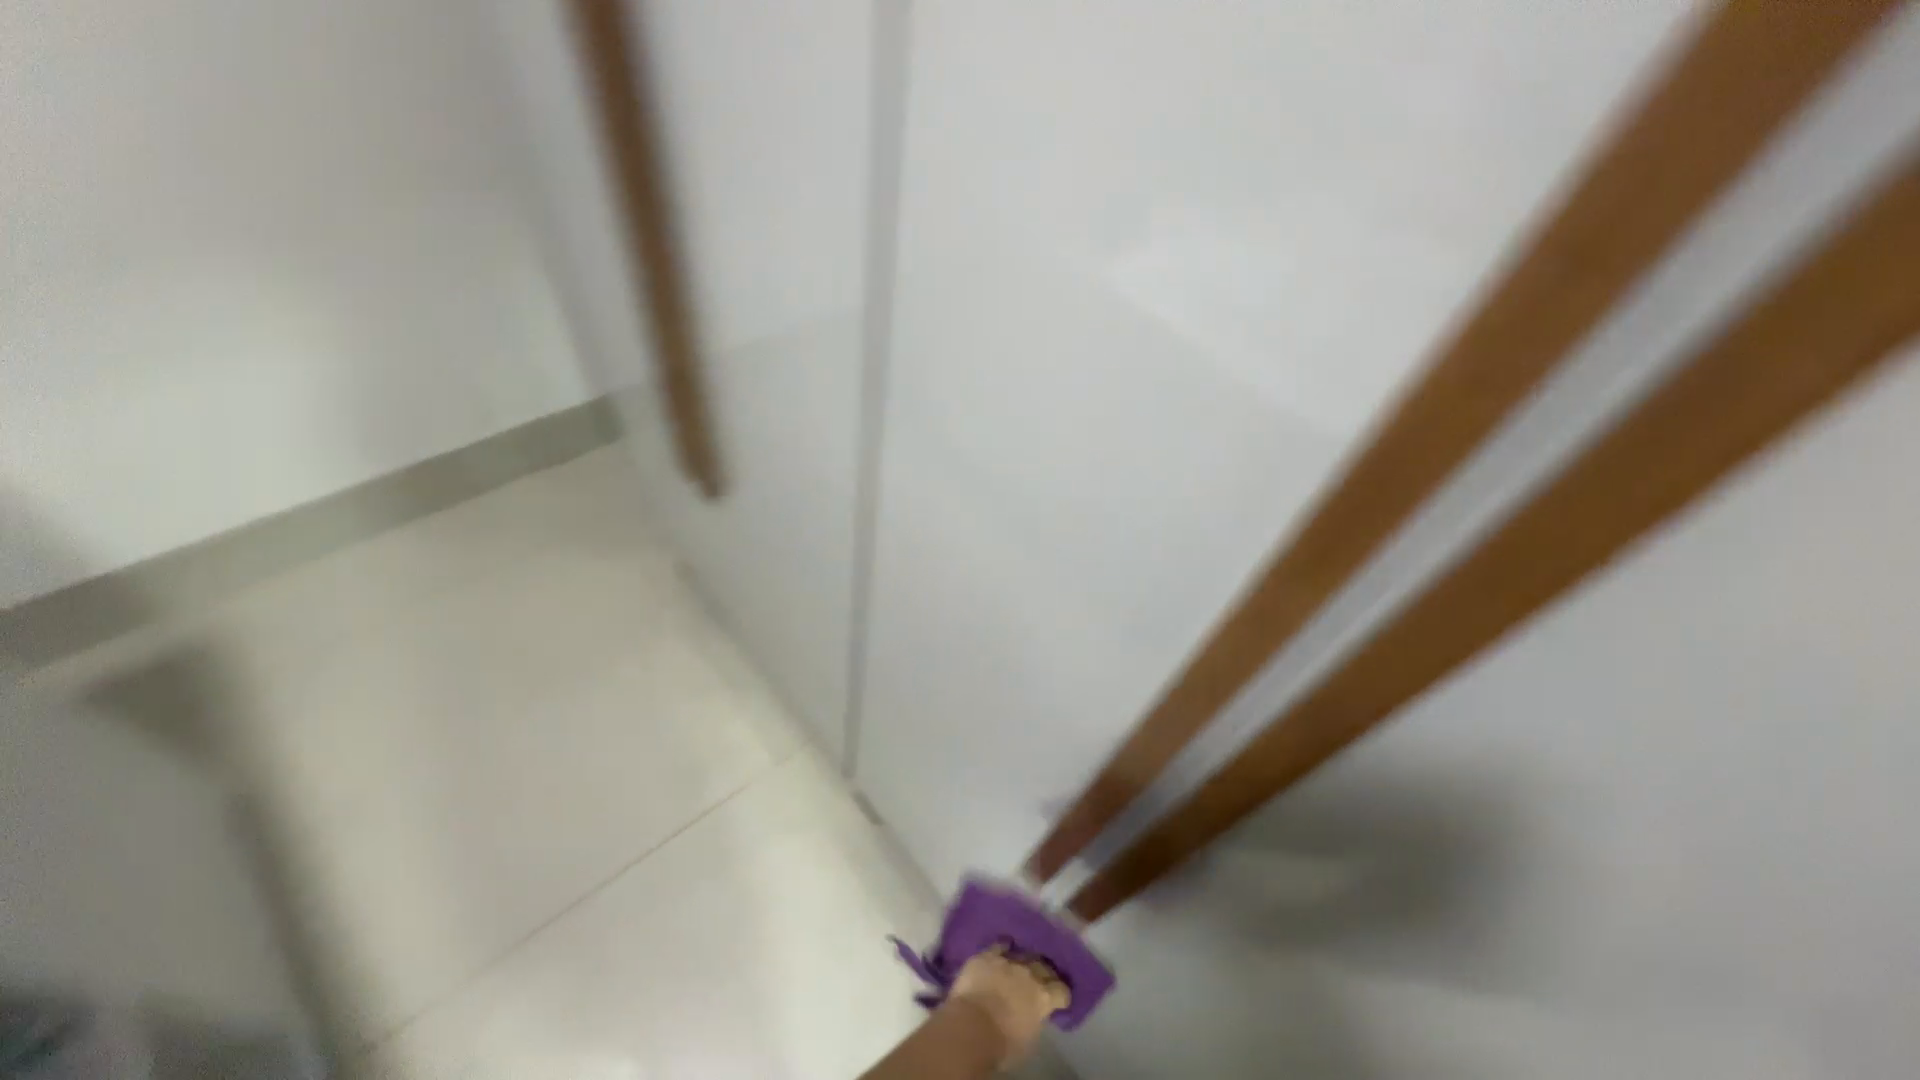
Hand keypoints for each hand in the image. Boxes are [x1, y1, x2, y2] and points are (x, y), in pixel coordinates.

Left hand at [948, 946, 1071, 1065]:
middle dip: (1046, 974)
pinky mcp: (988, 956)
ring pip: (1024, 954)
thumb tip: (1033, 1014)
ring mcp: (1009, 962)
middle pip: (1045, 968)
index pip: (1062, 991)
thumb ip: (1035, 1020)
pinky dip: (1003, 949)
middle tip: (1042, 980)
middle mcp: (1030, 974)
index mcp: (1044, 997)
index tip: (1059, 1000)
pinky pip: (999, 946)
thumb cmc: (1001, 1044)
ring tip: (1023, 965)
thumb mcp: (1028, 1039)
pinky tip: (1003, 949)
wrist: (971, 1026)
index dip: (1061, 995)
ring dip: (1025, 961)